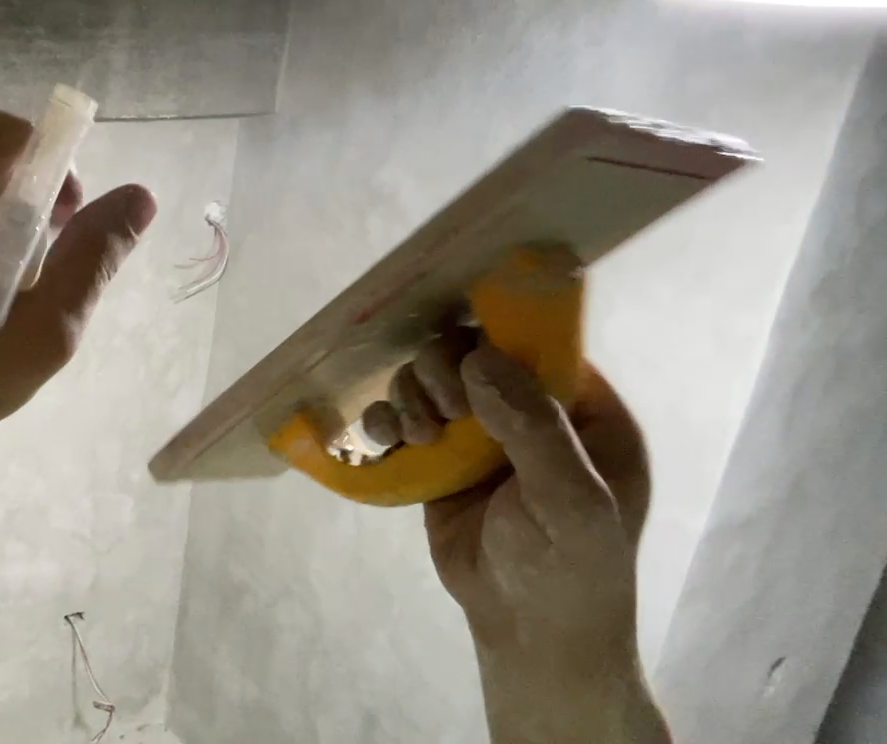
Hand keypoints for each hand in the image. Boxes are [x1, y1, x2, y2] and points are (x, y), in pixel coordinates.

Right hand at [361, 335, 667, 742]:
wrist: (523, 628)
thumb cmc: (568, 568)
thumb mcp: (568, 501)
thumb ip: (533, 428)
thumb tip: (478, 359)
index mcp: (583, 415)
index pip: (536, 348)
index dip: (494, 342)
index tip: (465, 362)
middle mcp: (528, 413)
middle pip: (467, 354)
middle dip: (441, 375)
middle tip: (440, 412)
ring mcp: (479, 433)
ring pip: (428, 378)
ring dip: (410, 396)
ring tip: (417, 438)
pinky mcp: (437, 455)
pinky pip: (399, 413)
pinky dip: (385, 419)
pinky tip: (387, 441)